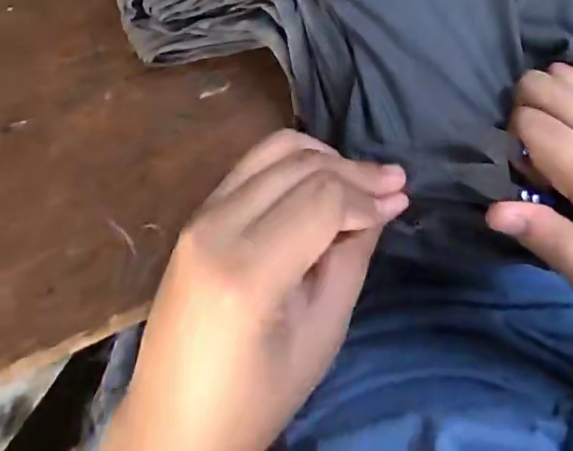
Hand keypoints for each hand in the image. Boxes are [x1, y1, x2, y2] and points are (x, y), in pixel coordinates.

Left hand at [103, 130, 407, 450]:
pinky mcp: (197, 212)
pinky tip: (321, 178)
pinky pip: (253, 162)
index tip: (399, 202)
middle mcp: (217, 227)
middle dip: (354, 171)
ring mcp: (201, 214)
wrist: (172, 423)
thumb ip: (352, 257)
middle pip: (301, 167)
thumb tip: (385, 203)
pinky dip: (294, 160)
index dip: (366, 195)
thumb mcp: (320, 335)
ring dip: (325, 156)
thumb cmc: (255, 396)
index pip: (321, 200)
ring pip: (275, 150)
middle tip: (394, 182)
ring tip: (360, 179)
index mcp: (246, 271)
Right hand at [487, 64, 572, 365]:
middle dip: (520, 110)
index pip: (530, 123)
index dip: (509, 143)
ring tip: (551, 142)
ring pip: (567, 74)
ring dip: (546, 96)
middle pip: (542, 84)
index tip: (520, 178)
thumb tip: (492, 210)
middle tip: (530, 159)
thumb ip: (550, 240)